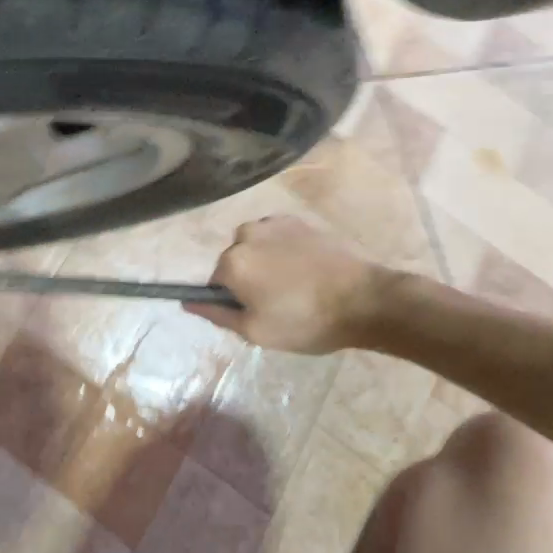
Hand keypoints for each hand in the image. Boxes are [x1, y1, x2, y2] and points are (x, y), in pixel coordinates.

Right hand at [185, 215, 400, 353]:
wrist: (364, 299)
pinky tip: (306, 269)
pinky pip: (277, 236)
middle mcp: (245, 234)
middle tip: (279, 304)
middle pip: (234, 261)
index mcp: (232, 262)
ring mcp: (273, 223)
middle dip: (248, 279)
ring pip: (255, 246)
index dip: (233, 302)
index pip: (215, 284)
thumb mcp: (257, 332)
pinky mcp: (297, 220)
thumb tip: (187, 302)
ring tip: (295, 286)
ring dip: (265, 262)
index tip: (257, 314)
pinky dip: (284, 250)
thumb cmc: (306, 322)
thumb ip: (217, 315)